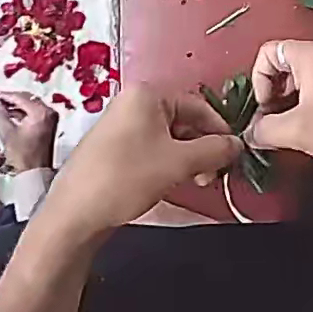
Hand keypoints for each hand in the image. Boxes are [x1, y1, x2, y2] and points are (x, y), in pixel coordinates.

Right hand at [0, 90, 57, 171]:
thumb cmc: (22, 154)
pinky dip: (21, 112)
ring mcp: (50, 118)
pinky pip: (33, 112)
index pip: (21, 97)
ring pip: (30, 105)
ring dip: (15, 104)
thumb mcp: (7, 132)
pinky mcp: (48, 124)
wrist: (35, 171)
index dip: (3, 95)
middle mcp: (49, 112)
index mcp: (41, 112)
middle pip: (27, 99)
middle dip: (9, 98)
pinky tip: (7, 113)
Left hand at [35, 84, 241, 238]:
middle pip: (185, 120)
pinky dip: (170, 162)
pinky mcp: (114, 147)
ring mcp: (121, 124)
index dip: (221, 131)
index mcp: (147, 95)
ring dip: (190, 158)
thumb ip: (216, 149)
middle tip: (213, 175)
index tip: (233, 155)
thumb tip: (239, 144)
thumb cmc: (127, 178)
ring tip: (197, 182)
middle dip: (204, 148)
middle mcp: (133, 103)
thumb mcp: (180, 162)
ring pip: (170, 137)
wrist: (73, 216)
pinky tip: (175, 182)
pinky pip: (153, 147)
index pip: (200, 106)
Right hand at [247, 40, 312, 184]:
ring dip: (283, 102)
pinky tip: (300, 129)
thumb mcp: (295, 130)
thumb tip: (249, 132)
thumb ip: (263, 129)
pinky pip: (310, 89)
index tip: (265, 107)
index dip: (258, 80)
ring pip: (294, 80)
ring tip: (283, 129)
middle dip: (269, 92)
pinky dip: (299, 106)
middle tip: (270, 120)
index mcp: (311, 55)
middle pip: (279, 65)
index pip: (267, 52)